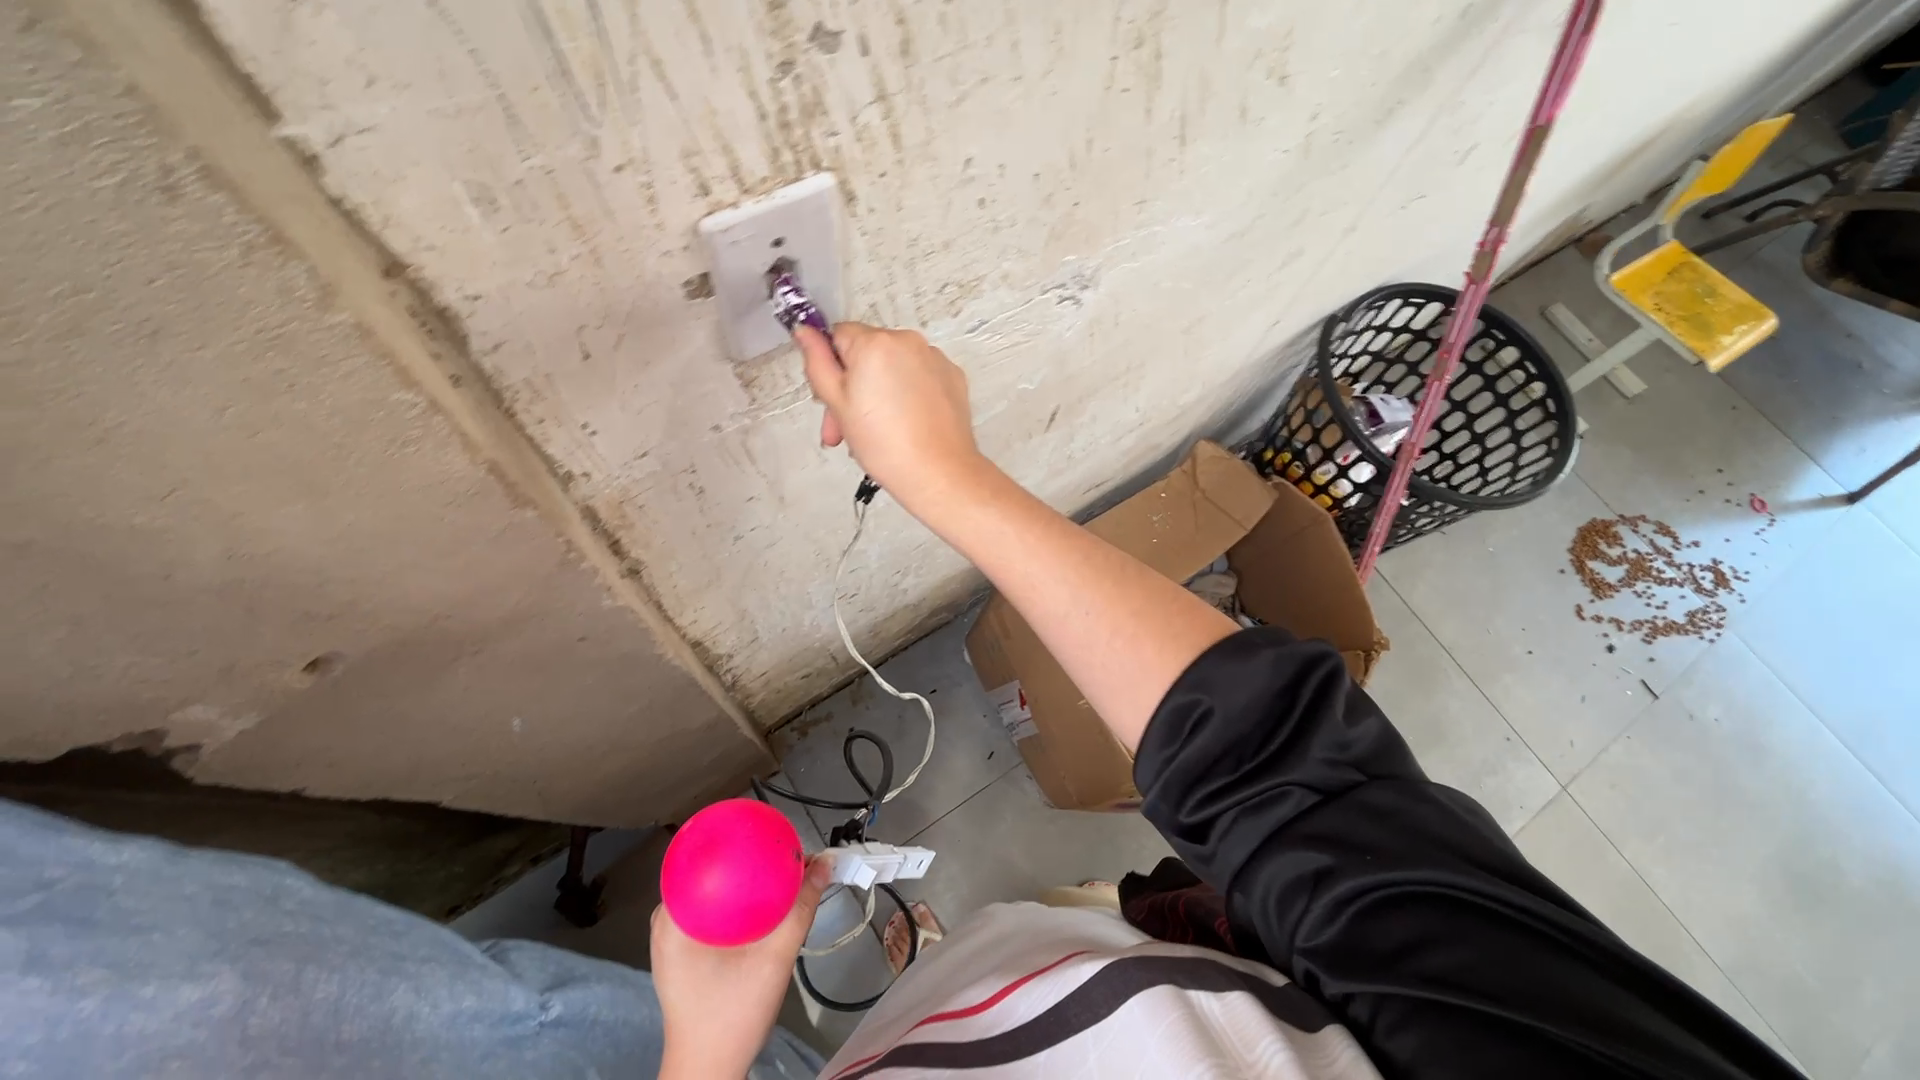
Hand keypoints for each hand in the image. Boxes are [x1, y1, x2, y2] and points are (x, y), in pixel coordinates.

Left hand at [652, 857, 830, 1078]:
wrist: (708, 1072)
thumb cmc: (732, 1016)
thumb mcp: (774, 959)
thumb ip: (800, 909)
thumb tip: (825, 863)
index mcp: (672, 916)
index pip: (701, 856)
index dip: (738, 838)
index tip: (771, 830)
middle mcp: (666, 921)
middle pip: (710, 873)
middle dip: (749, 859)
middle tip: (785, 852)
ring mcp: (673, 939)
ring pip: (714, 893)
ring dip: (746, 882)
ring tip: (780, 870)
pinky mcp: (685, 954)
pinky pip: (712, 912)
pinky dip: (740, 903)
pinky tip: (765, 903)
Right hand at [796, 322, 985, 506]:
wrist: (937, 473)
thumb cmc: (887, 445)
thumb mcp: (838, 403)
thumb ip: (817, 361)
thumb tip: (805, 331)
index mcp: (875, 343)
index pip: (838, 335)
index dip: (830, 367)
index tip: (831, 398)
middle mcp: (907, 341)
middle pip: (867, 352)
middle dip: (853, 385)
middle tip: (846, 425)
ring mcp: (933, 358)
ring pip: (893, 366)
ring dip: (879, 391)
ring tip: (877, 430)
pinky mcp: (952, 376)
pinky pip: (919, 376)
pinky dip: (908, 394)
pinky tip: (904, 424)